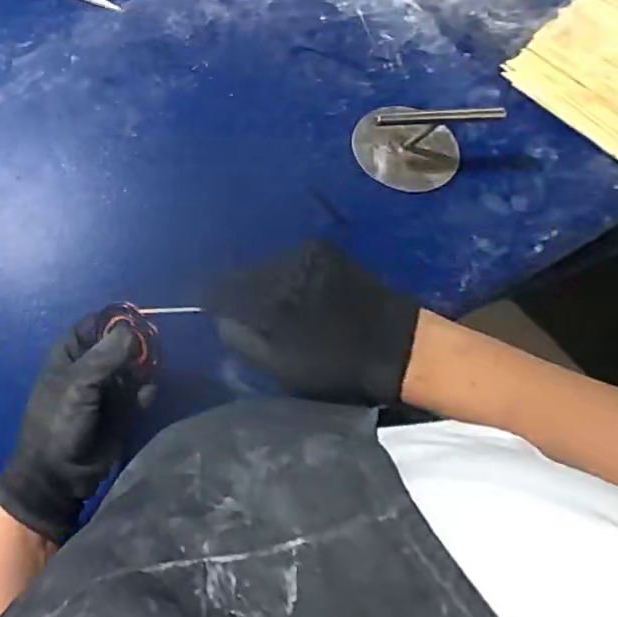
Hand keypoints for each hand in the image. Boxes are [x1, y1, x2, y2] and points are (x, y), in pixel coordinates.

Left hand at [0, 307, 157, 541]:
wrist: (59, 473)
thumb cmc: (58, 421)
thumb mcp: (77, 384)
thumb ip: (103, 358)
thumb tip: (130, 329)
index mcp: (71, 352)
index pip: (96, 324)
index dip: (116, 320)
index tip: (141, 320)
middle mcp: (91, 366)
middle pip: (121, 344)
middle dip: (139, 345)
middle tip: (155, 349)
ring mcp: (108, 388)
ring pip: (135, 368)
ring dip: (146, 368)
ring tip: (153, 372)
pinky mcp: (124, 411)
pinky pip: (141, 393)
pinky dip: (147, 391)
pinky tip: (148, 396)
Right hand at [206, 241, 420, 405]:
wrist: (406, 350)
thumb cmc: (338, 365)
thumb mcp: (279, 365)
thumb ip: (239, 337)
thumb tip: (218, 317)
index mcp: (268, 290)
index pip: (218, 286)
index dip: (211, 300)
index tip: (211, 312)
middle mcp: (283, 262)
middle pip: (242, 273)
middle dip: (239, 292)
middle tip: (245, 314)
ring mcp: (306, 252)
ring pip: (265, 266)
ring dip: (263, 283)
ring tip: (273, 306)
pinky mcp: (325, 251)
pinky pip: (289, 262)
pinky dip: (285, 277)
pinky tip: (295, 296)